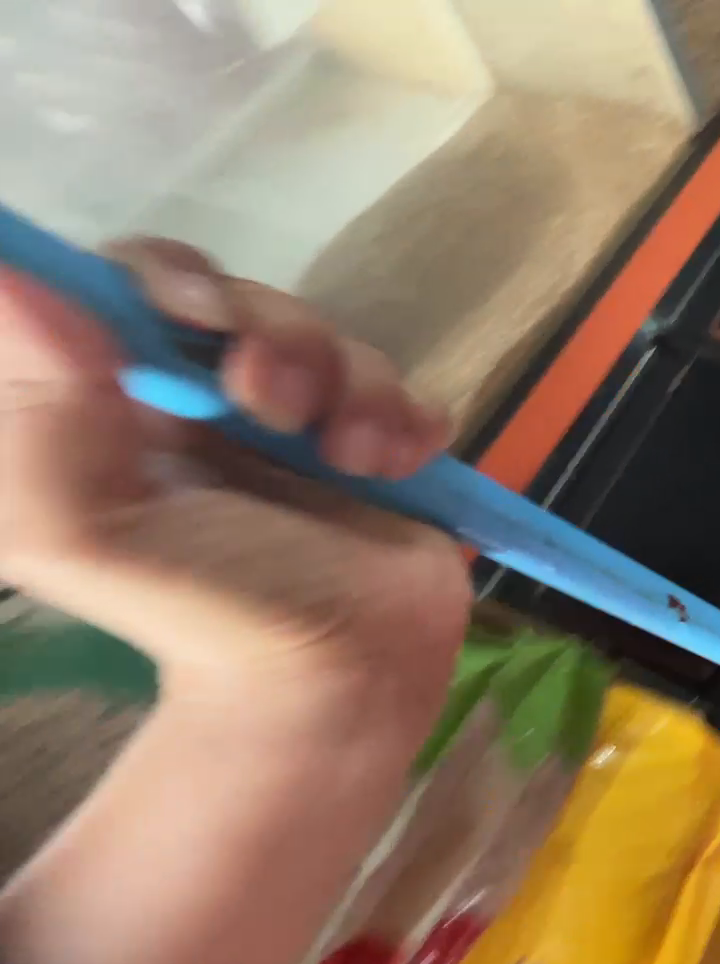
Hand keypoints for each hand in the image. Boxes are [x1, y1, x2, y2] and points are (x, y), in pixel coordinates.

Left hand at [0, 237, 469, 728]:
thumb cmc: (212, 607)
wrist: (346, 664)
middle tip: (282, 411)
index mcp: (123, 400)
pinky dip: (415, 422)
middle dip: (282, 341)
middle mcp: (218, 396)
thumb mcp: (81, 529)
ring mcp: (317, 420)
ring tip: (357, 463)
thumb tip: (19, 280)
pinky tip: (399, 468)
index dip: (170, 280)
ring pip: (347, 345)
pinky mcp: (392, 444)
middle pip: (255, 303)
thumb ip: (35, 417)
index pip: (133, 287)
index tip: (196, 318)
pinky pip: (417, 392)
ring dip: (361, 396)